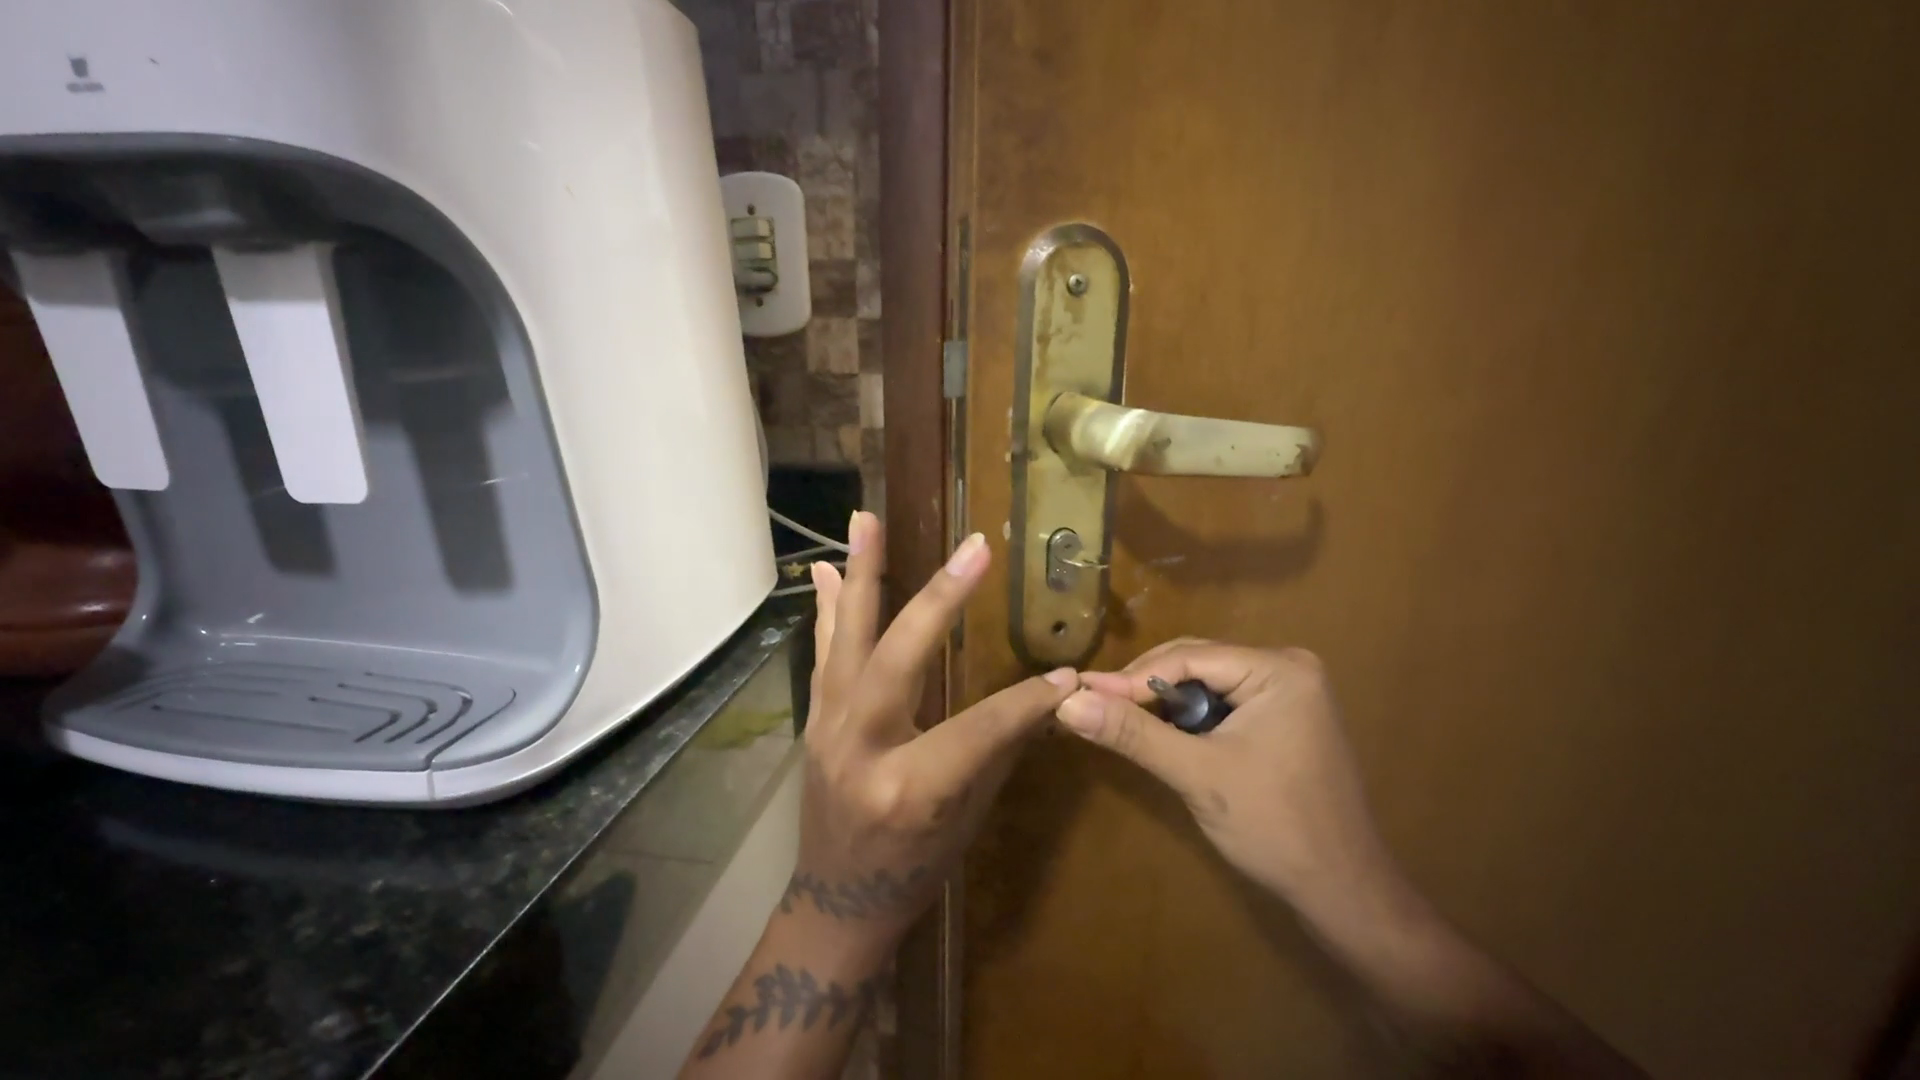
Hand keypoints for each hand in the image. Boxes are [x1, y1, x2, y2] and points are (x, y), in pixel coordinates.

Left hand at [791, 512, 1077, 956]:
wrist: (835, 903)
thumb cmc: (913, 872)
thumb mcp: (966, 820)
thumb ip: (997, 750)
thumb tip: (1046, 696)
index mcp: (911, 787)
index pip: (981, 726)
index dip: (1028, 701)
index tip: (1067, 676)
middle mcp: (861, 749)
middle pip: (900, 660)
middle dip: (941, 601)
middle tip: (974, 547)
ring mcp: (827, 729)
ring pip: (847, 641)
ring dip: (861, 576)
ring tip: (863, 518)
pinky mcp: (813, 720)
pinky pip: (825, 655)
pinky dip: (830, 609)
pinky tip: (826, 568)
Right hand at [1059, 639, 1395, 913]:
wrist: (1342, 889)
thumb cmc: (1274, 827)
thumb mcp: (1197, 774)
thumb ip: (1134, 734)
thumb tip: (1067, 702)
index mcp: (1279, 668)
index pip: (1188, 656)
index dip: (1130, 677)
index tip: (1081, 694)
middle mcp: (1288, 667)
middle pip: (1197, 663)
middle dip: (1145, 687)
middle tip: (1094, 708)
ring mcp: (1290, 693)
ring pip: (1207, 683)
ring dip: (1164, 703)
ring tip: (1118, 721)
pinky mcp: (1285, 719)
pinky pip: (1224, 703)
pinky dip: (1190, 718)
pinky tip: (1162, 735)